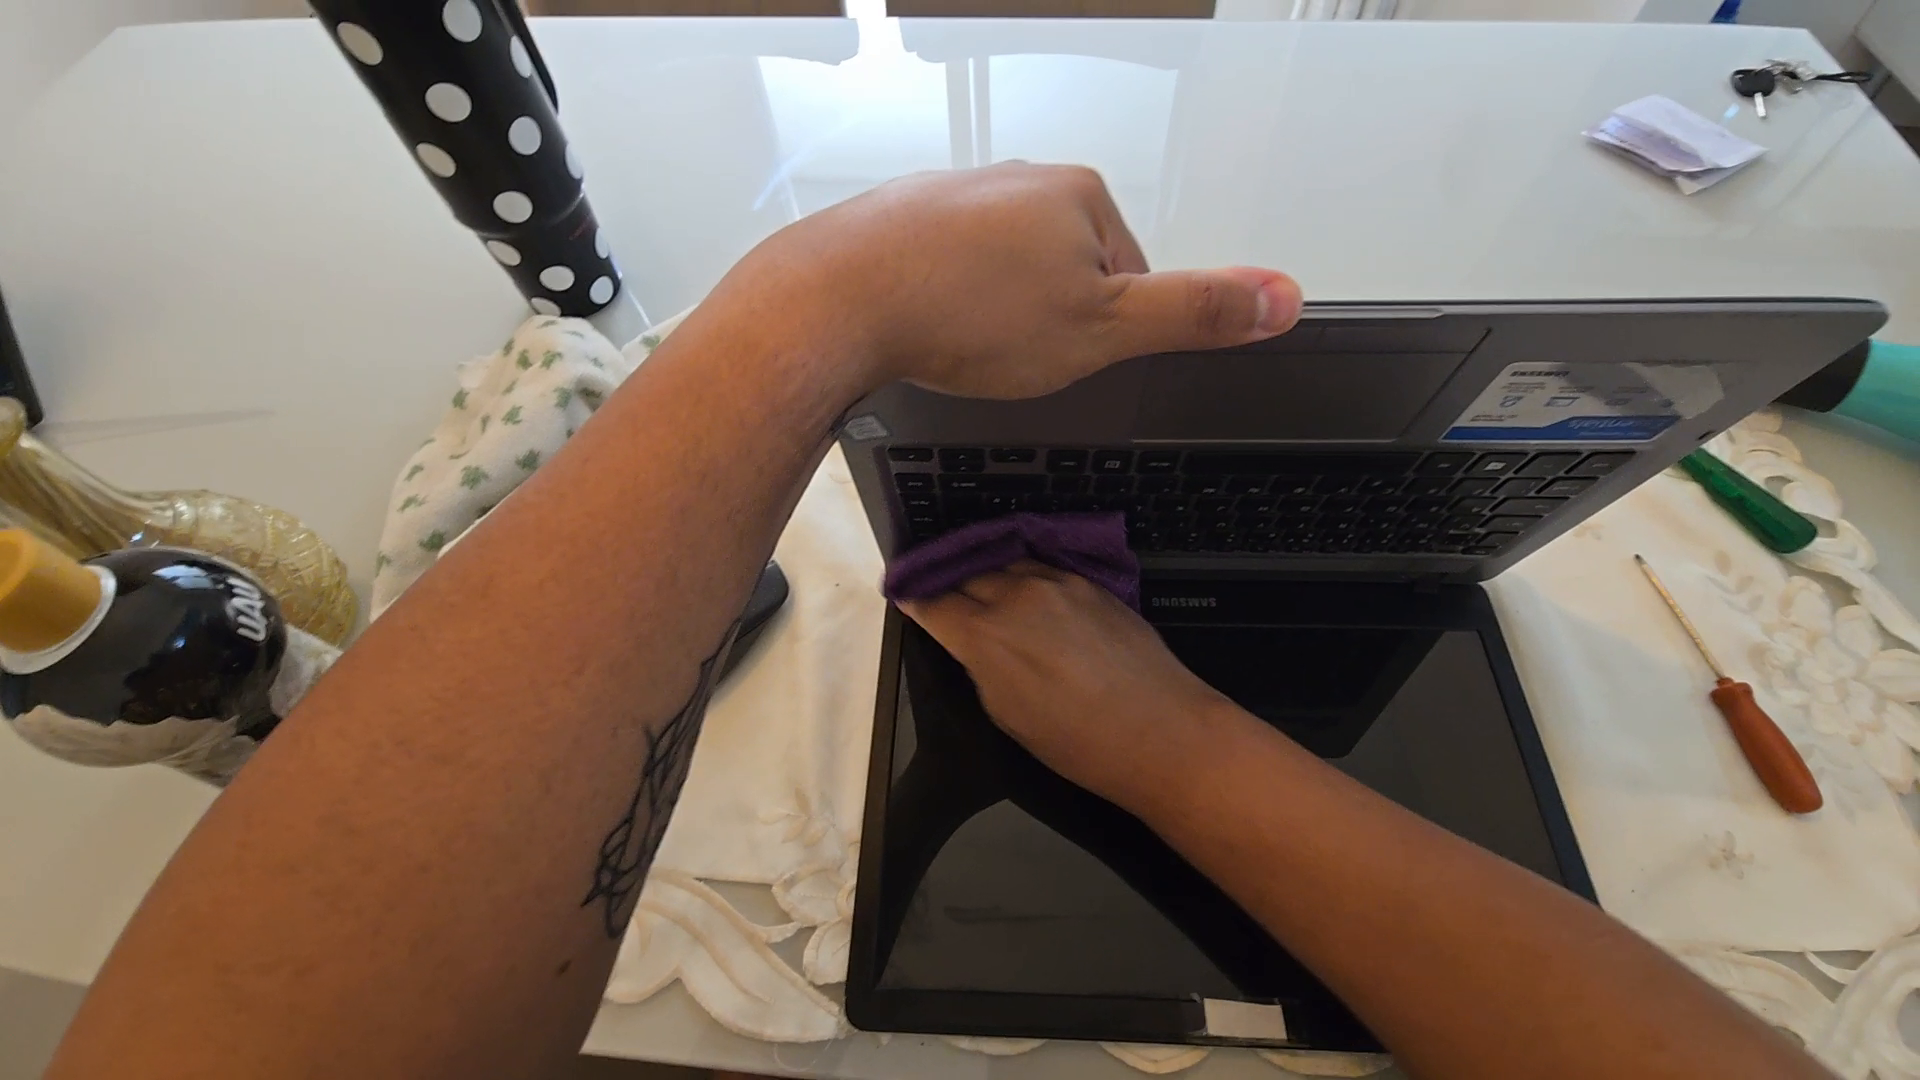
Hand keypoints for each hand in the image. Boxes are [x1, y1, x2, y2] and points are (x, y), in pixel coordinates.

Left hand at [711, 163, 1301, 399]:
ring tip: (969, 345)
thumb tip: (1282, 297)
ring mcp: (960, 195)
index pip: (1130, 270)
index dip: (1108, 330)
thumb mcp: (1101, 327)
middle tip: (1015, 357)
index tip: (1075, 356)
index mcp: (1080, 195)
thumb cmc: (968, 312)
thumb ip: (1191, 312)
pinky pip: (952, 271)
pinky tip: (932, 326)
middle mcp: (1021, 182)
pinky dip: (950, 303)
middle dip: (1051, 321)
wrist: (842, 301)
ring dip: (997, 315)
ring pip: (1006, 273)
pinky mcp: (910, 220)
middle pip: (1067, 269)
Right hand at [898, 561, 1237, 813]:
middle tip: (945, 600)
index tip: (908, 597)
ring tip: (986, 593)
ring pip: (1005, 565)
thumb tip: (970, 643)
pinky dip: (1026, 577)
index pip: (933, 604)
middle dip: (951, 588)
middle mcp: (1016, 596)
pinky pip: (1043, 569)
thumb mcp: (1006, 714)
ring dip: (989, 577)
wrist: (1160, 730)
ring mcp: (1057, 583)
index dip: (916, 601)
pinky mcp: (1090, 583)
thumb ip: (979, 666)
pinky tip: (1029, 592)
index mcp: (985, 635)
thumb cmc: (1077, 742)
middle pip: (966, 576)